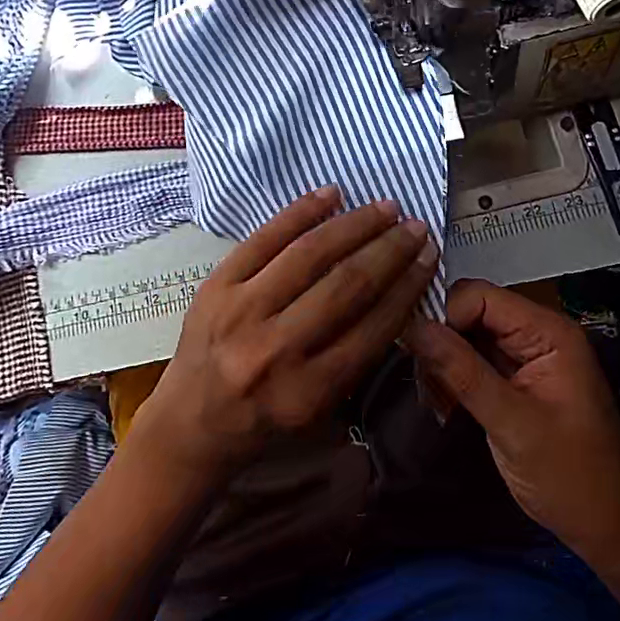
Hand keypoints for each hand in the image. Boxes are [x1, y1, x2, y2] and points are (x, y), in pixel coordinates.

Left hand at [134, 187, 437, 484]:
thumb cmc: (264, 421)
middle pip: (347, 284)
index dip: (409, 286)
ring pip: (310, 254)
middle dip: (390, 250)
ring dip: (355, 225)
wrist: (190, 425)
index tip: (429, 258)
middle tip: (415, 228)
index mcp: (309, 391)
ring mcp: (241, 312)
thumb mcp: (320, 408)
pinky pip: (264, 238)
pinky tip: (332, 195)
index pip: (374, 327)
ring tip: (386, 208)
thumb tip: (398, 290)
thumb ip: (358, 355)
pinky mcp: (216, 286)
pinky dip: (301, 212)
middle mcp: (275, 349)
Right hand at [405, 279, 619, 561]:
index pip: (480, 296)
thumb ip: (463, 372)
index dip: (445, 315)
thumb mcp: (513, 425)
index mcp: (548, 332)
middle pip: (470, 312)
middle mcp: (536, 333)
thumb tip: (415, 328)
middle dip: (441, 341)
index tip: (418, 350)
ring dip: (443, 363)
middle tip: (424, 382)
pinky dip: (452, 377)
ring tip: (435, 399)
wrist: (605, 525)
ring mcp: (524, 355)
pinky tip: (443, 402)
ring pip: (465, 335)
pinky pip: (472, 359)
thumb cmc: (570, 476)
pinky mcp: (513, 377)